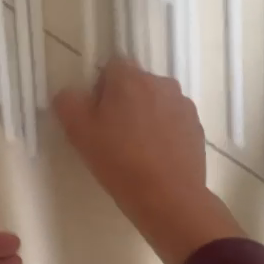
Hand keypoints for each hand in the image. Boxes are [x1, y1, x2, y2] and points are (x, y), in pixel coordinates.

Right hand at [53, 59, 244, 263]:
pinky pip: (172, 121)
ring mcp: (183, 105)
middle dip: (123, 102)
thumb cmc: (118, 161)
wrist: (168, 197)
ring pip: (155, 102)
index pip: (112, 66)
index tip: (96, 114)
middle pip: (135, 83)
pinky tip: (154, 158)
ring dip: (144, 116)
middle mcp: (160, 83)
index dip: (100, 87)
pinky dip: (163, 133)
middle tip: (111, 135)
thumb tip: (70, 93)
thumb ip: (67, 102)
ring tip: (135, 149)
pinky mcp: (196, 127)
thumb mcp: (78, 132)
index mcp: (130, 78)